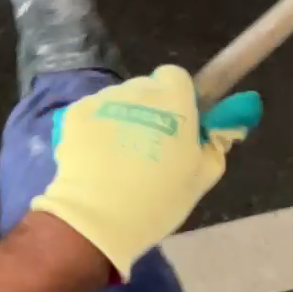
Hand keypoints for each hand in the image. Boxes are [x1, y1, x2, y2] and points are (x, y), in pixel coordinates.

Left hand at [31, 66, 261, 278]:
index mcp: (173, 99)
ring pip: (116, 99)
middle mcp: (135, 90)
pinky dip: (96, 127)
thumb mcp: (202, 176)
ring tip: (118, 155)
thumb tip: (218, 126)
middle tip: (149, 144)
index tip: (177, 123)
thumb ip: (215, 143)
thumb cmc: (158, 198)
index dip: (177, 97)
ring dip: (121, 117)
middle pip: (144, 87)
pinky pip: (92, 112)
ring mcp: (101, 99)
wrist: (98, 215)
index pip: (175, 76)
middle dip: (149, 107)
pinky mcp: (73, 112)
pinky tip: (96, 156)